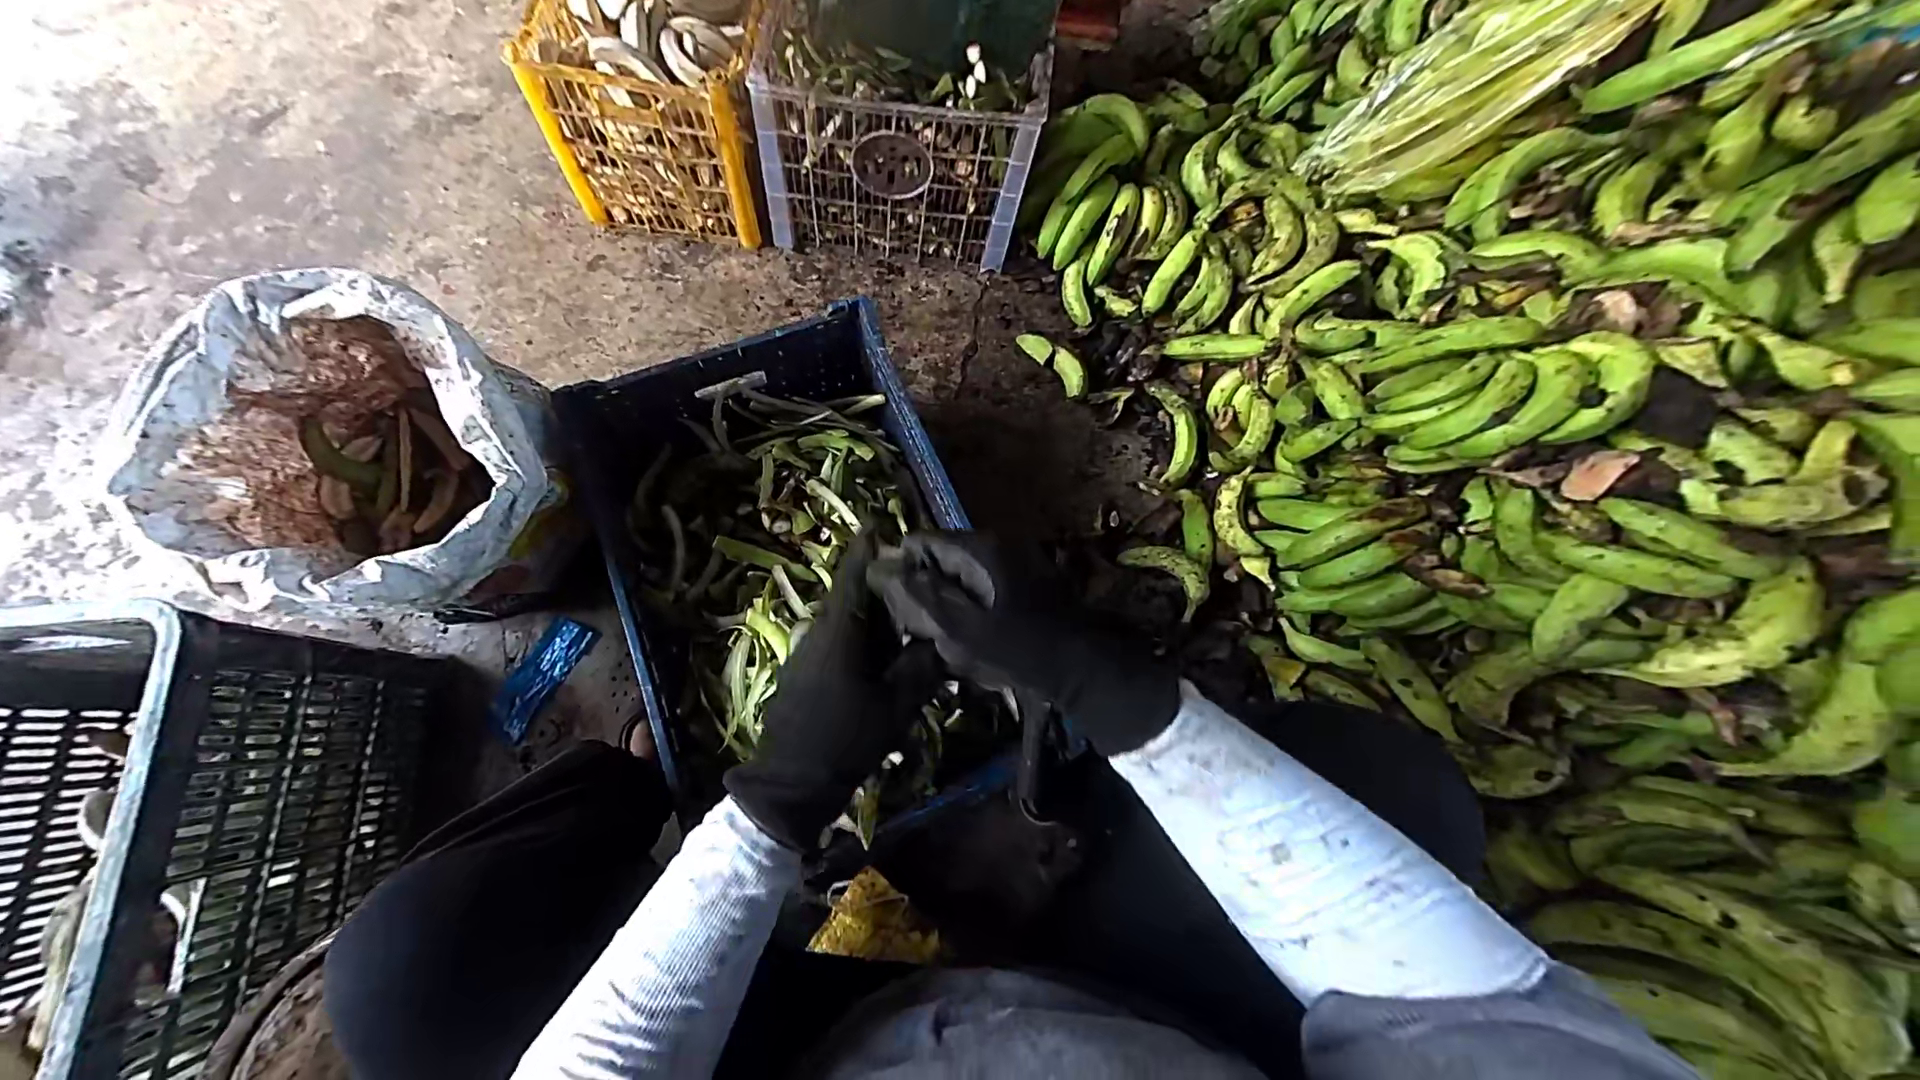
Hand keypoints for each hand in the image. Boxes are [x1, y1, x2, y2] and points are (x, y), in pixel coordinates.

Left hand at [723, 535, 929, 850]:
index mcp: (841, 632)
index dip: (867, 547)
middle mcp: (819, 632)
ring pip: (843, 617)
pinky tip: (880, 649)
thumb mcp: (897, 705)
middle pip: (851, 594)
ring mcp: (806, 651)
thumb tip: (943, 637)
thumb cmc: (847, 740)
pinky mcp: (802, 669)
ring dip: (870, 611)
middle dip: (879, 581)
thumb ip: (922, 667)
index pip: (853, 575)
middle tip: (913, 577)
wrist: (790, 782)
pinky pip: (835, 637)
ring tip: (903, 612)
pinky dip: (859, 633)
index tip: (881, 523)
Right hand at [867, 531, 1179, 755]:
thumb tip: (884, 566)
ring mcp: (1016, 558)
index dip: (905, 574)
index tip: (906, 609)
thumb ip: (920, 594)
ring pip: (962, 575)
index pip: (920, 543)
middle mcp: (998, 542)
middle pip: (942, 558)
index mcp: (980, 547)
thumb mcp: (961, 628)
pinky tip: (981, 638)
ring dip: (952, 604)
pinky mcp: (1027, 577)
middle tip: (933, 632)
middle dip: (930, 592)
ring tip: (958, 641)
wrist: (1083, 667)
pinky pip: (984, 587)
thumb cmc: (1018, 649)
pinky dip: (975, 608)